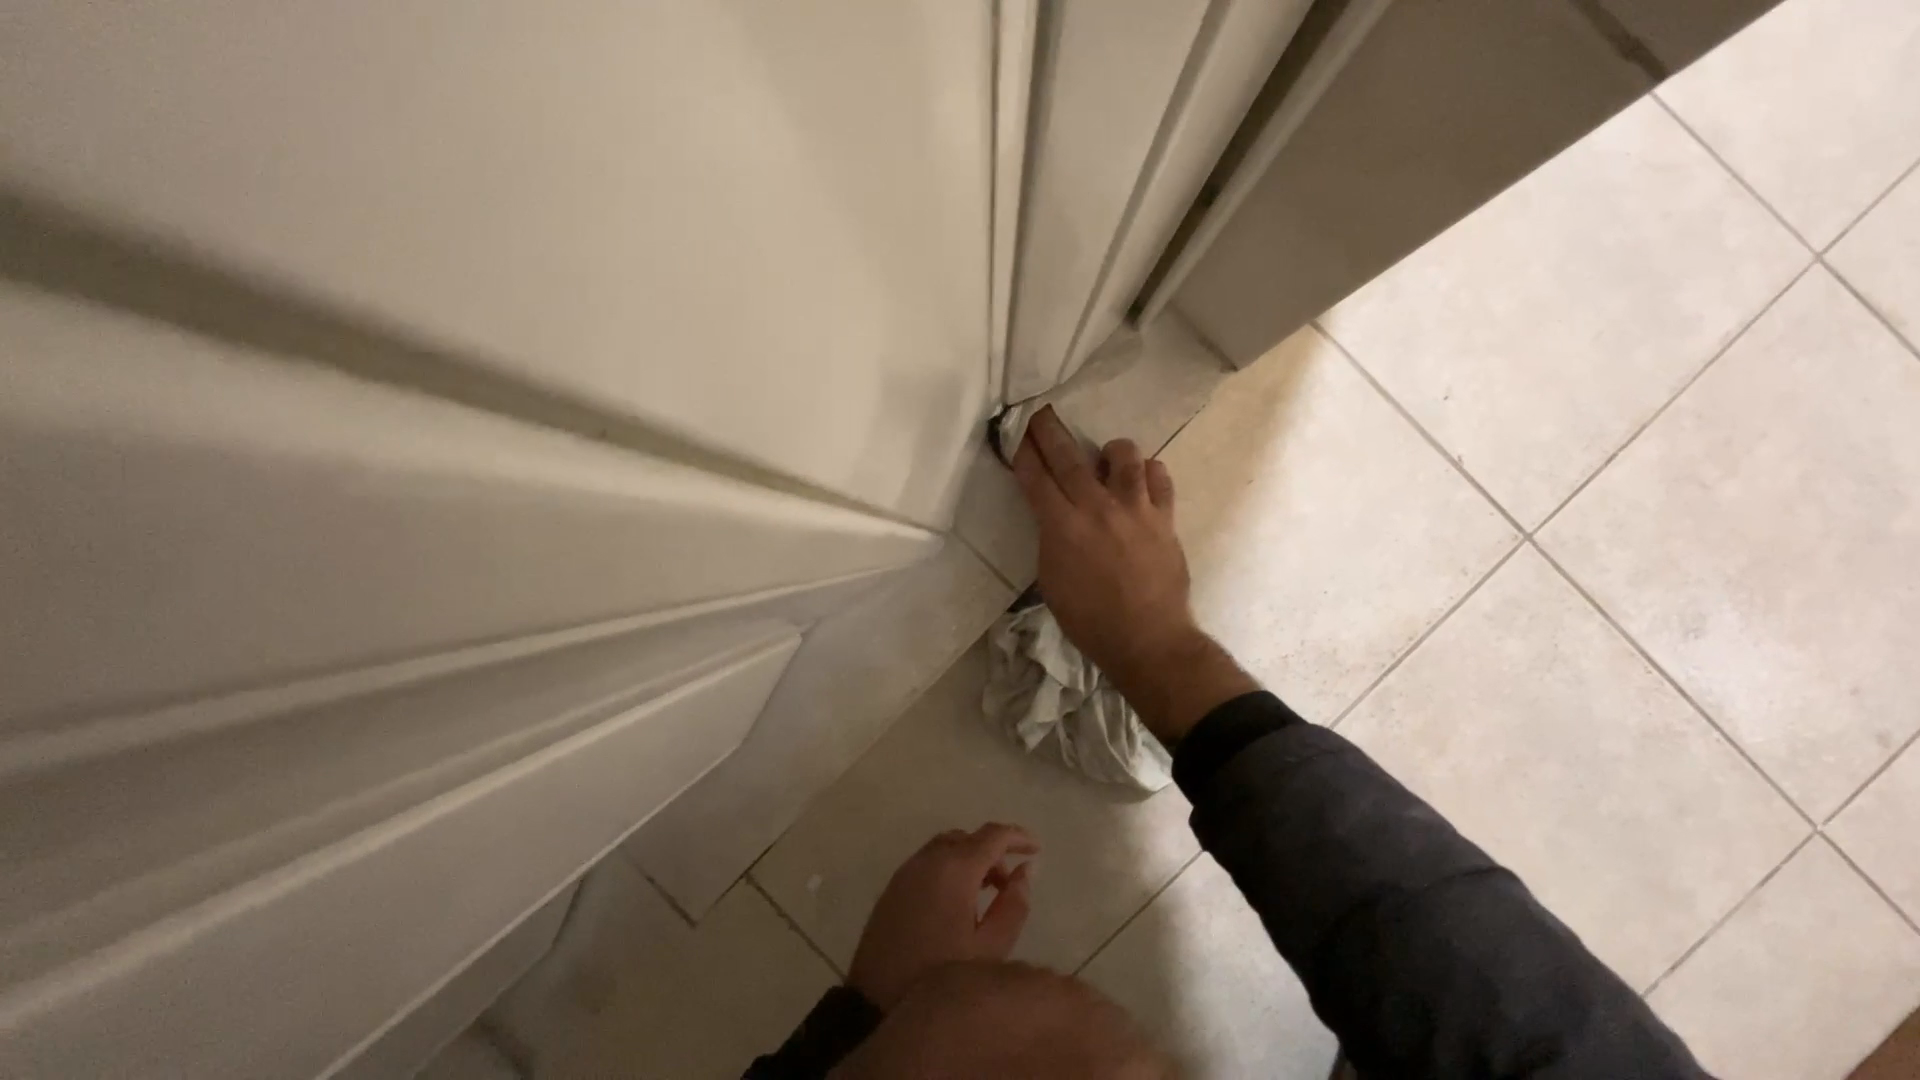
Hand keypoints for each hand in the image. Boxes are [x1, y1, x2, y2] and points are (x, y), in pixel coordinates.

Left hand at [847, 823, 1038, 1009]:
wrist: (877, 998)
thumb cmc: (941, 974)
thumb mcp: (991, 947)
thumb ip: (1014, 904)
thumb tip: (1026, 870)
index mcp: (955, 868)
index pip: (993, 835)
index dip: (1018, 837)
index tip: (1037, 849)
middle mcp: (929, 859)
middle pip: (968, 837)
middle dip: (994, 851)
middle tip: (1008, 884)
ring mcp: (906, 871)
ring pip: (946, 846)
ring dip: (970, 858)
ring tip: (985, 894)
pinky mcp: (893, 887)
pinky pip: (928, 862)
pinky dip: (949, 867)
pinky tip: (957, 902)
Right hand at [1013, 406, 1256, 742]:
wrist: (1147, 639)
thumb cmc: (1090, 620)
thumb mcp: (1052, 582)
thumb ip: (1052, 541)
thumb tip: (1056, 518)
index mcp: (1062, 527)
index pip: (1036, 477)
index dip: (1023, 452)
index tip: (1016, 433)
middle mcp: (1097, 508)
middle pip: (1069, 457)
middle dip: (1050, 431)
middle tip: (1041, 412)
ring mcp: (1135, 509)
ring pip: (1124, 455)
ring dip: (1110, 451)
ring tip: (1106, 459)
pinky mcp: (1164, 518)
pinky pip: (1160, 478)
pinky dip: (1149, 473)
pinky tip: (1142, 482)